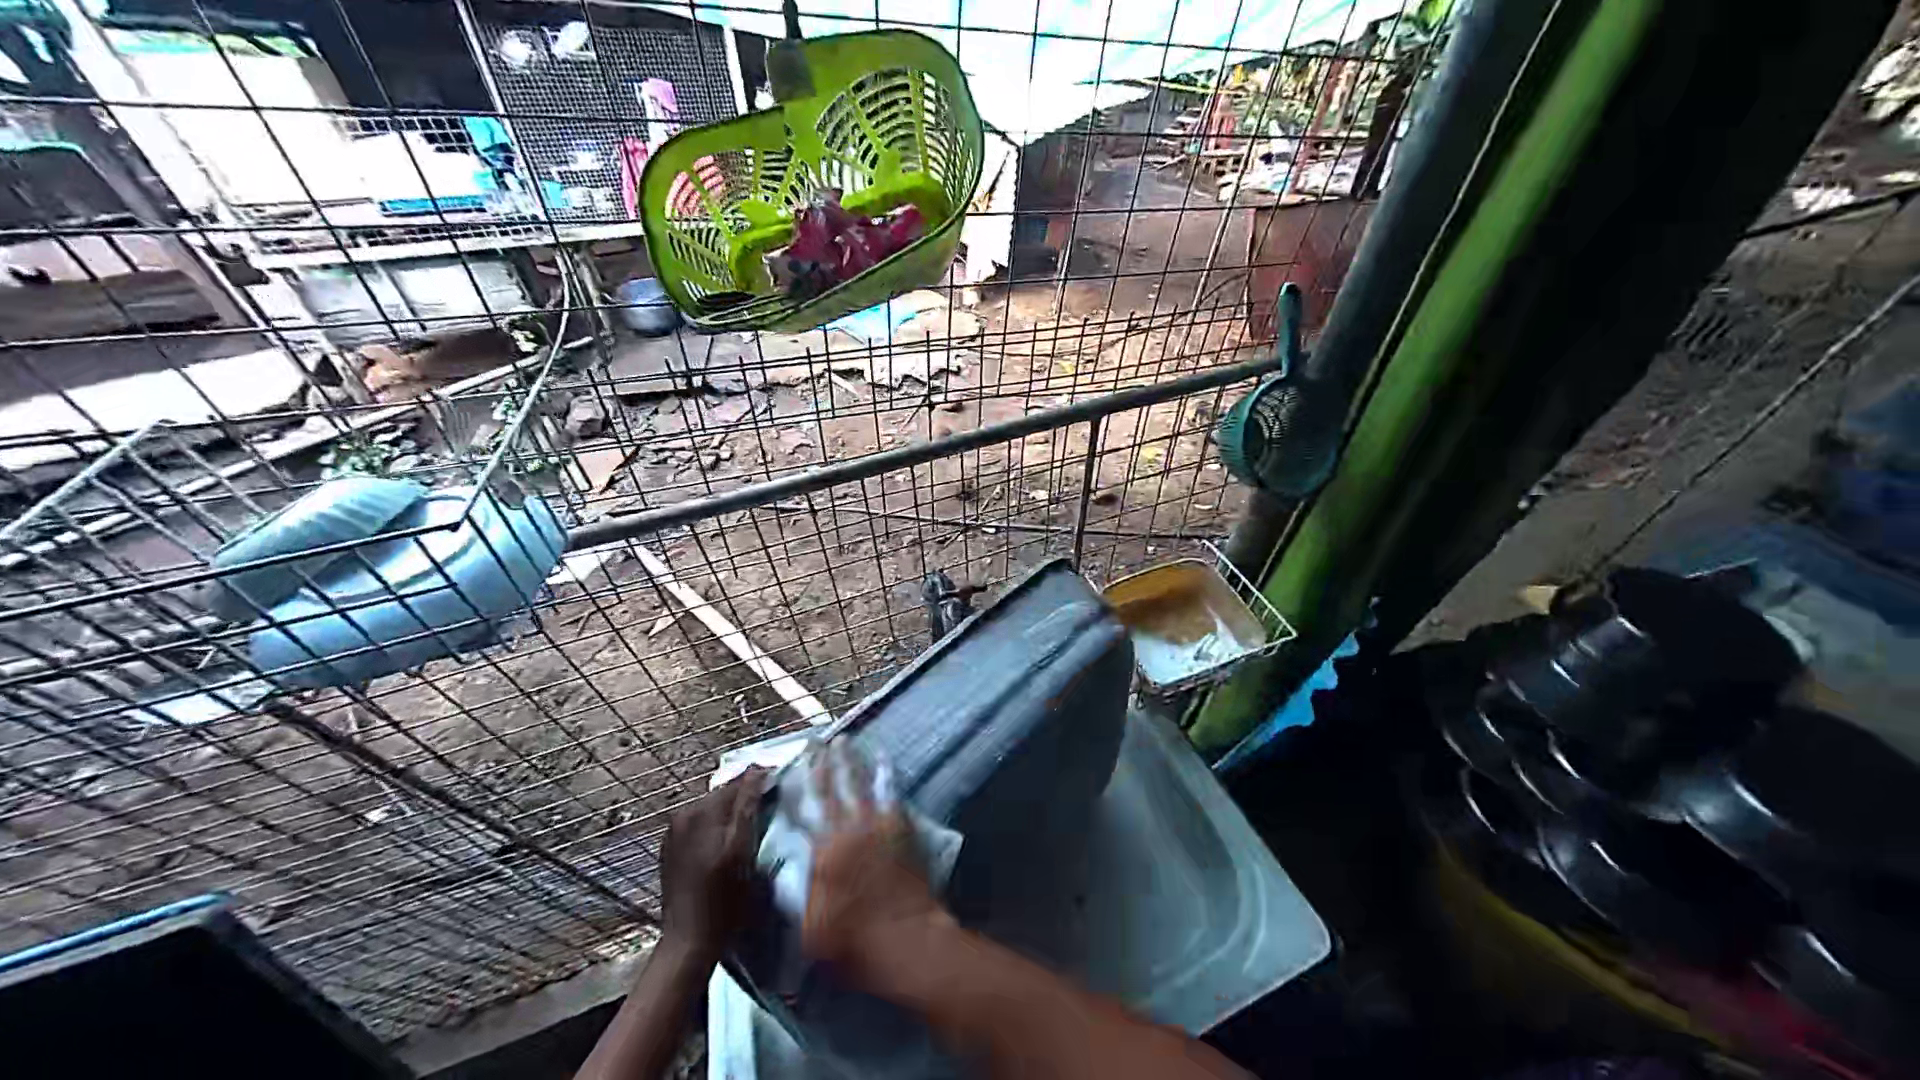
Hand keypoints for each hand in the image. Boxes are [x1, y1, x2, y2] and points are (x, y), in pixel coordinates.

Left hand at [660, 768, 767, 956]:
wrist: (689, 942)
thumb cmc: (723, 900)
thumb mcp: (742, 851)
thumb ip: (748, 806)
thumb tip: (758, 770)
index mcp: (700, 811)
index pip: (738, 782)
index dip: (763, 782)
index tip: (784, 789)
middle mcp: (683, 814)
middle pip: (725, 794)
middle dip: (748, 797)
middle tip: (773, 810)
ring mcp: (674, 832)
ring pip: (714, 809)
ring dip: (734, 812)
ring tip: (755, 828)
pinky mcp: (672, 849)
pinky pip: (702, 825)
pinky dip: (719, 827)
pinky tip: (730, 845)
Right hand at [800, 742, 950, 988]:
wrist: (907, 940)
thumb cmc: (855, 943)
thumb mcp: (809, 929)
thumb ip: (795, 894)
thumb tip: (780, 868)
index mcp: (821, 853)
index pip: (800, 813)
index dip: (792, 789)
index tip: (784, 769)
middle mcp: (846, 830)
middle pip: (829, 790)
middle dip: (819, 764)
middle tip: (812, 742)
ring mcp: (875, 825)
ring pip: (858, 783)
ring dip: (848, 760)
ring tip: (842, 740)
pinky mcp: (900, 827)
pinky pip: (890, 791)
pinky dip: (885, 772)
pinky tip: (882, 756)